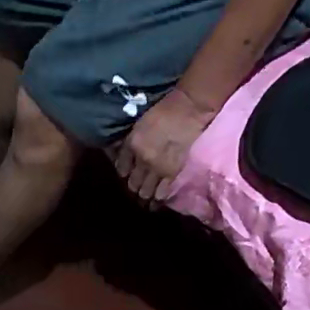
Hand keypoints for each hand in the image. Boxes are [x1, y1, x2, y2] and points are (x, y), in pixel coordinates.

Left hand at [115, 89, 217, 204]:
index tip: (126, 173)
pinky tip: (156, 200)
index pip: (121, 168)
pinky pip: (161, 193)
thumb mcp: (140, 122)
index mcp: (132, 144)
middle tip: (136, 186)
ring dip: (144, 194)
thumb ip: (132, 140)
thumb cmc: (164, 110)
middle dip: (133, 186)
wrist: (188, 110)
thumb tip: (124, 153)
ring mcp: (157, 169)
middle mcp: (142, 159)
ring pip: (145, 192)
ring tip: (146, 196)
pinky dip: (157, 198)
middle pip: (132, 183)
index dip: (123, 173)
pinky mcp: (172, 174)